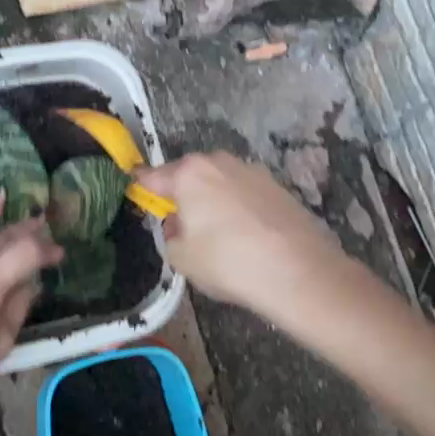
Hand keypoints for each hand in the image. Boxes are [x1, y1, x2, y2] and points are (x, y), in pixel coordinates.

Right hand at [137, 151, 352, 316]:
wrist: (298, 272)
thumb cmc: (228, 262)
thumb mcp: (181, 258)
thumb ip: (170, 235)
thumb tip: (179, 224)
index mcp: (190, 173)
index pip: (154, 176)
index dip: (142, 185)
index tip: (136, 189)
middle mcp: (220, 162)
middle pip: (191, 176)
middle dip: (184, 195)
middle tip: (183, 225)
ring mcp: (254, 172)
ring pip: (221, 184)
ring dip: (215, 201)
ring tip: (220, 235)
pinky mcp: (279, 188)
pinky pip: (247, 196)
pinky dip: (241, 210)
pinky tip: (248, 238)